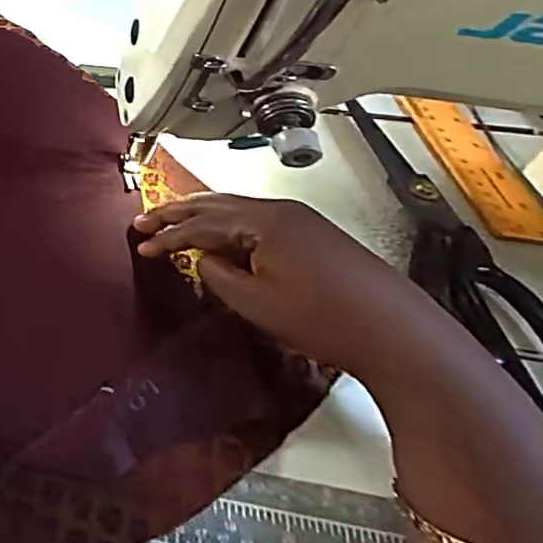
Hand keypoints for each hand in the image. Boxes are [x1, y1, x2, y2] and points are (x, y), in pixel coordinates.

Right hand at [134, 194, 463, 381]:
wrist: (400, 337)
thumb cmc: (328, 320)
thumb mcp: (256, 303)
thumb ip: (217, 275)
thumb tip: (204, 260)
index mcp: (263, 221)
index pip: (200, 224)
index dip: (166, 236)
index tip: (143, 245)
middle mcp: (280, 211)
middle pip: (214, 204)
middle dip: (176, 214)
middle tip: (146, 221)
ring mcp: (300, 219)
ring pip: (235, 209)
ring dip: (202, 217)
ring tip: (175, 222)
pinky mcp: (314, 234)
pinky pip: (256, 219)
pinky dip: (228, 225)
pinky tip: (222, 238)